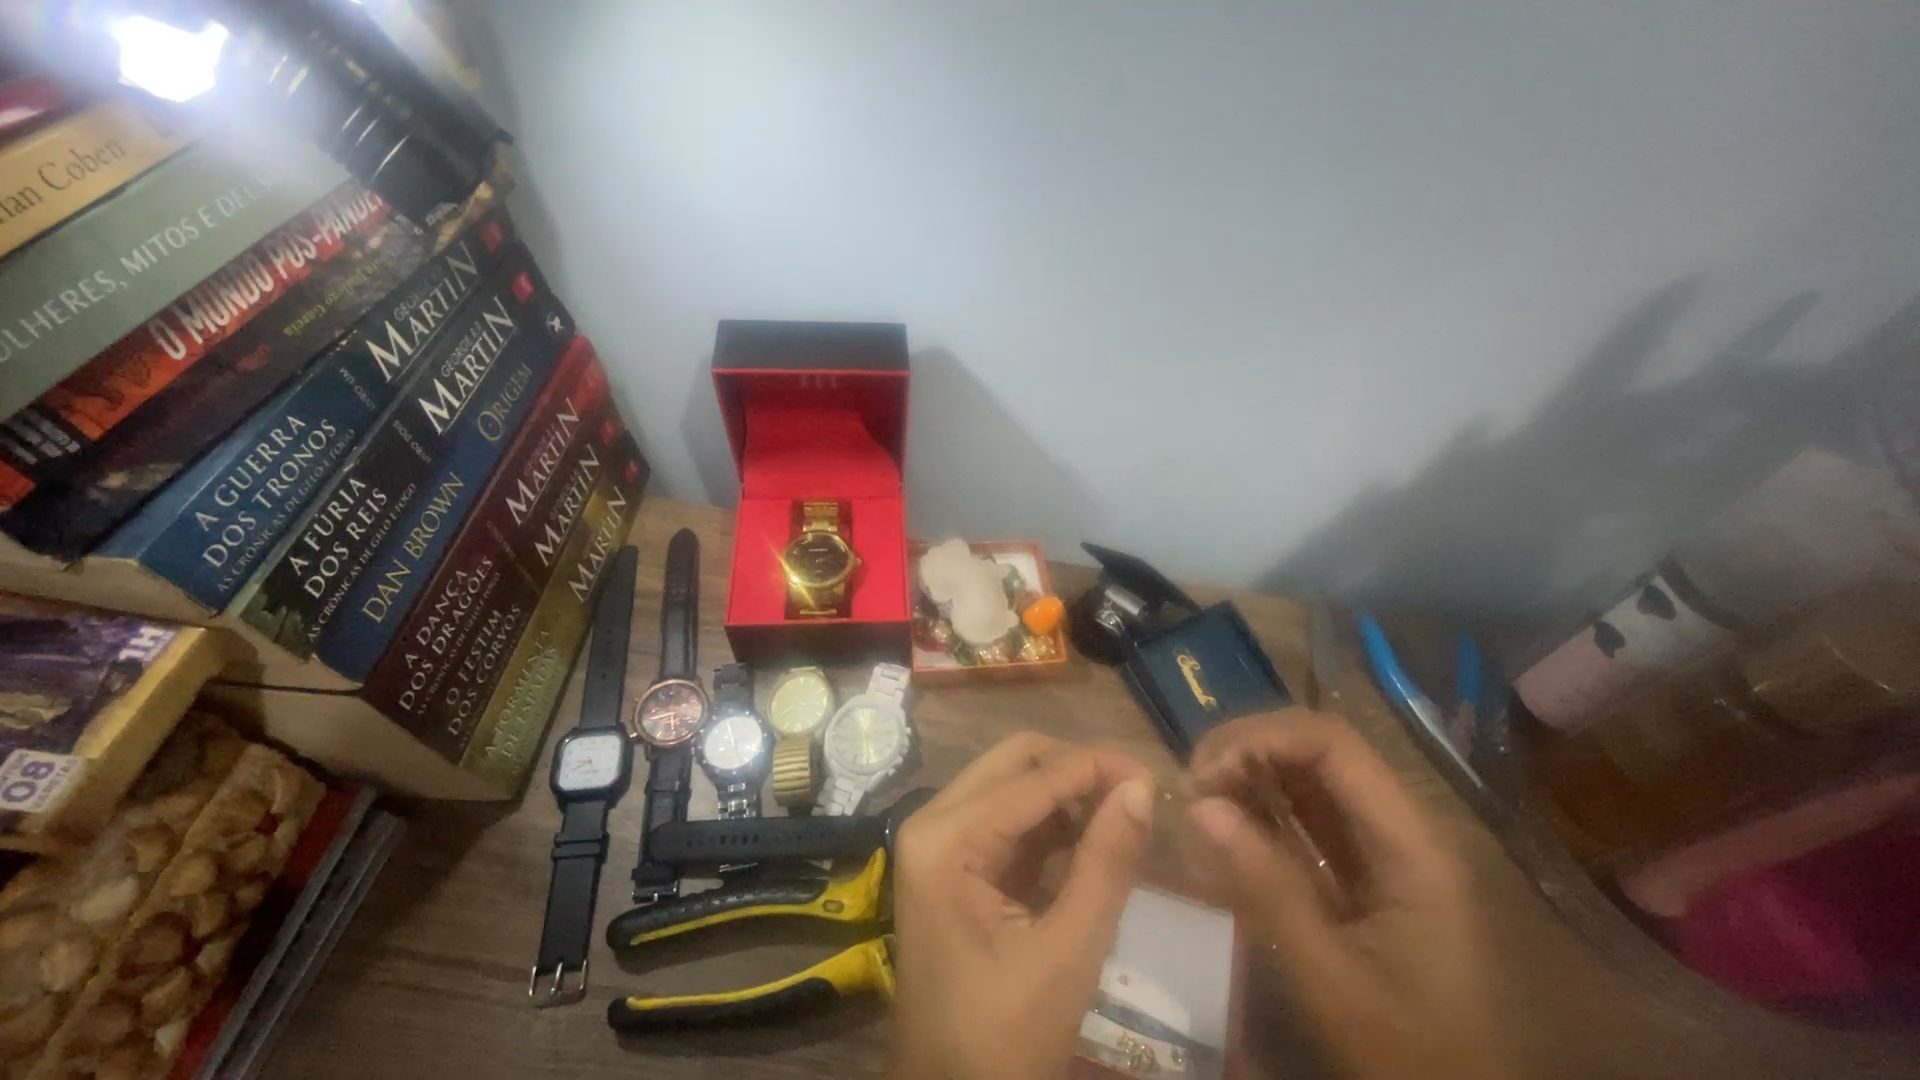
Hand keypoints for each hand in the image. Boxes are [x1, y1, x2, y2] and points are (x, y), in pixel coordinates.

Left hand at [888, 734, 1153, 1079]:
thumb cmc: (1004, 1036)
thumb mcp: (1067, 953)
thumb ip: (1106, 865)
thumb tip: (1141, 788)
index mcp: (946, 839)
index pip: (1033, 777)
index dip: (1098, 768)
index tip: (1157, 777)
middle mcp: (933, 824)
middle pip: (1015, 763)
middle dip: (1079, 769)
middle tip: (1139, 793)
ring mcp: (941, 844)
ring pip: (1013, 787)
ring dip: (1069, 793)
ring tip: (1128, 814)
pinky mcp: (957, 867)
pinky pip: (1010, 823)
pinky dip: (1055, 824)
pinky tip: (1097, 838)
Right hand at [1184, 710, 1514, 1079]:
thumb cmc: (1404, 1054)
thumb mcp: (1326, 978)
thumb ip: (1264, 888)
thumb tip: (1196, 806)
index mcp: (1410, 846)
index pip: (1332, 745)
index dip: (1259, 739)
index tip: (1201, 776)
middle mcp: (1402, 831)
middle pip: (1320, 750)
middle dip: (1248, 752)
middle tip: (1191, 788)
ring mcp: (1385, 851)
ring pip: (1312, 780)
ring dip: (1251, 777)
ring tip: (1199, 802)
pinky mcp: (1365, 874)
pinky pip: (1310, 819)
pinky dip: (1263, 811)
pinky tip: (1226, 826)